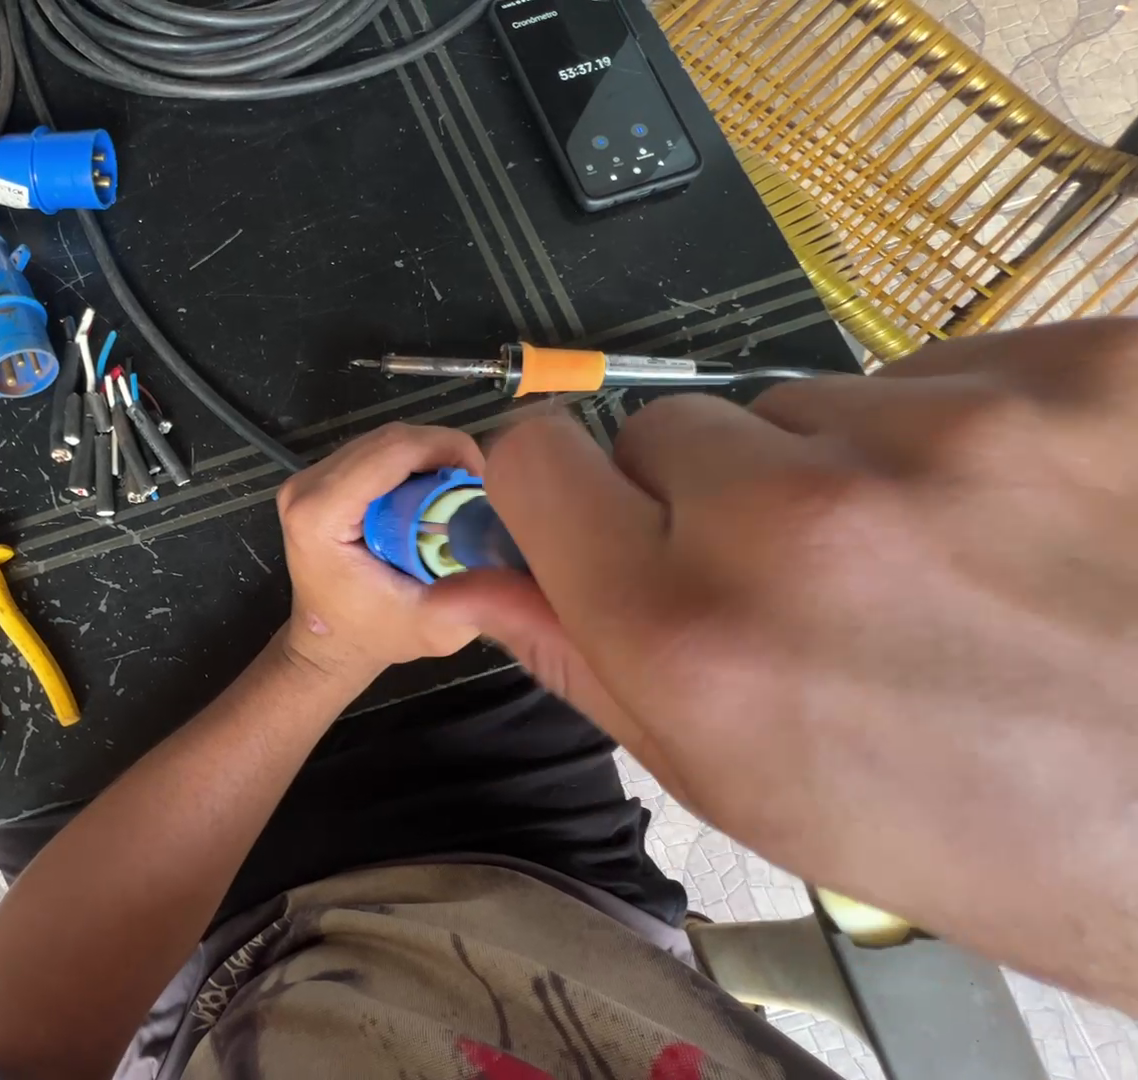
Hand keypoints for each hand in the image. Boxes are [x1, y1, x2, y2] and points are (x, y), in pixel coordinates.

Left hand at [274, 422, 485, 682]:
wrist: (331, 641)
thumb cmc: (374, 635)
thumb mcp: (434, 628)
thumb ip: (475, 598)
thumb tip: (526, 561)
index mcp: (318, 516)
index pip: (392, 451)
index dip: (447, 452)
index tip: (483, 486)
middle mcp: (305, 488)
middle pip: (389, 441)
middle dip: (443, 456)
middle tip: (475, 494)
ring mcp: (307, 480)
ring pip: (383, 442)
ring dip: (427, 459)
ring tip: (456, 498)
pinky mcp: (318, 481)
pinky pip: (374, 454)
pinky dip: (410, 466)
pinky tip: (429, 497)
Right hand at [433, 319, 1137, 1008]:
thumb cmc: (952, 828)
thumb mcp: (723, 773)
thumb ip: (570, 653)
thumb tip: (457, 581)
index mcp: (684, 626)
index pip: (531, 459)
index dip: (547, 487)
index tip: (589, 519)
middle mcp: (792, 516)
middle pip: (656, 427)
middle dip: (690, 491)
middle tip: (784, 574)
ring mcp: (954, 431)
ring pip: (794, 405)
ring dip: (822, 468)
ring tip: (926, 559)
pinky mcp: (1098, 371)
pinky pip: (934, 373)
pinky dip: (948, 436)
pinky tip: (1028, 519)